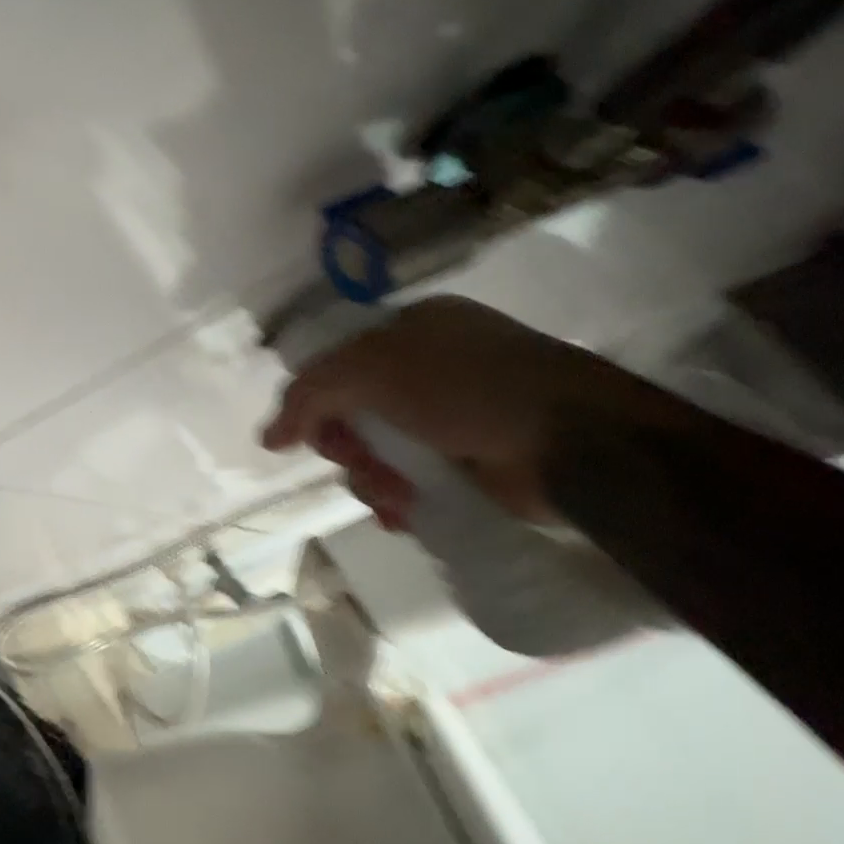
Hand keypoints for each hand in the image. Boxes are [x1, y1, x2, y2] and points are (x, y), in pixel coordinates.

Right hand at [260, 295, 684, 530]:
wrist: (575, 440)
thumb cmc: (466, 387)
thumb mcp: (370, 370)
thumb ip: (308, 396)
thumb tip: (268, 439)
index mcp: (413, 330)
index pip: (337, 363)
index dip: (316, 400)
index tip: (309, 435)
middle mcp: (431, 369)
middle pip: (352, 412)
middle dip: (347, 446)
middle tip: (358, 464)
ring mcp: (455, 417)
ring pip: (379, 452)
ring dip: (372, 479)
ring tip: (393, 499)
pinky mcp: (474, 464)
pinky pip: (412, 482)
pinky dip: (401, 499)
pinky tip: (405, 513)